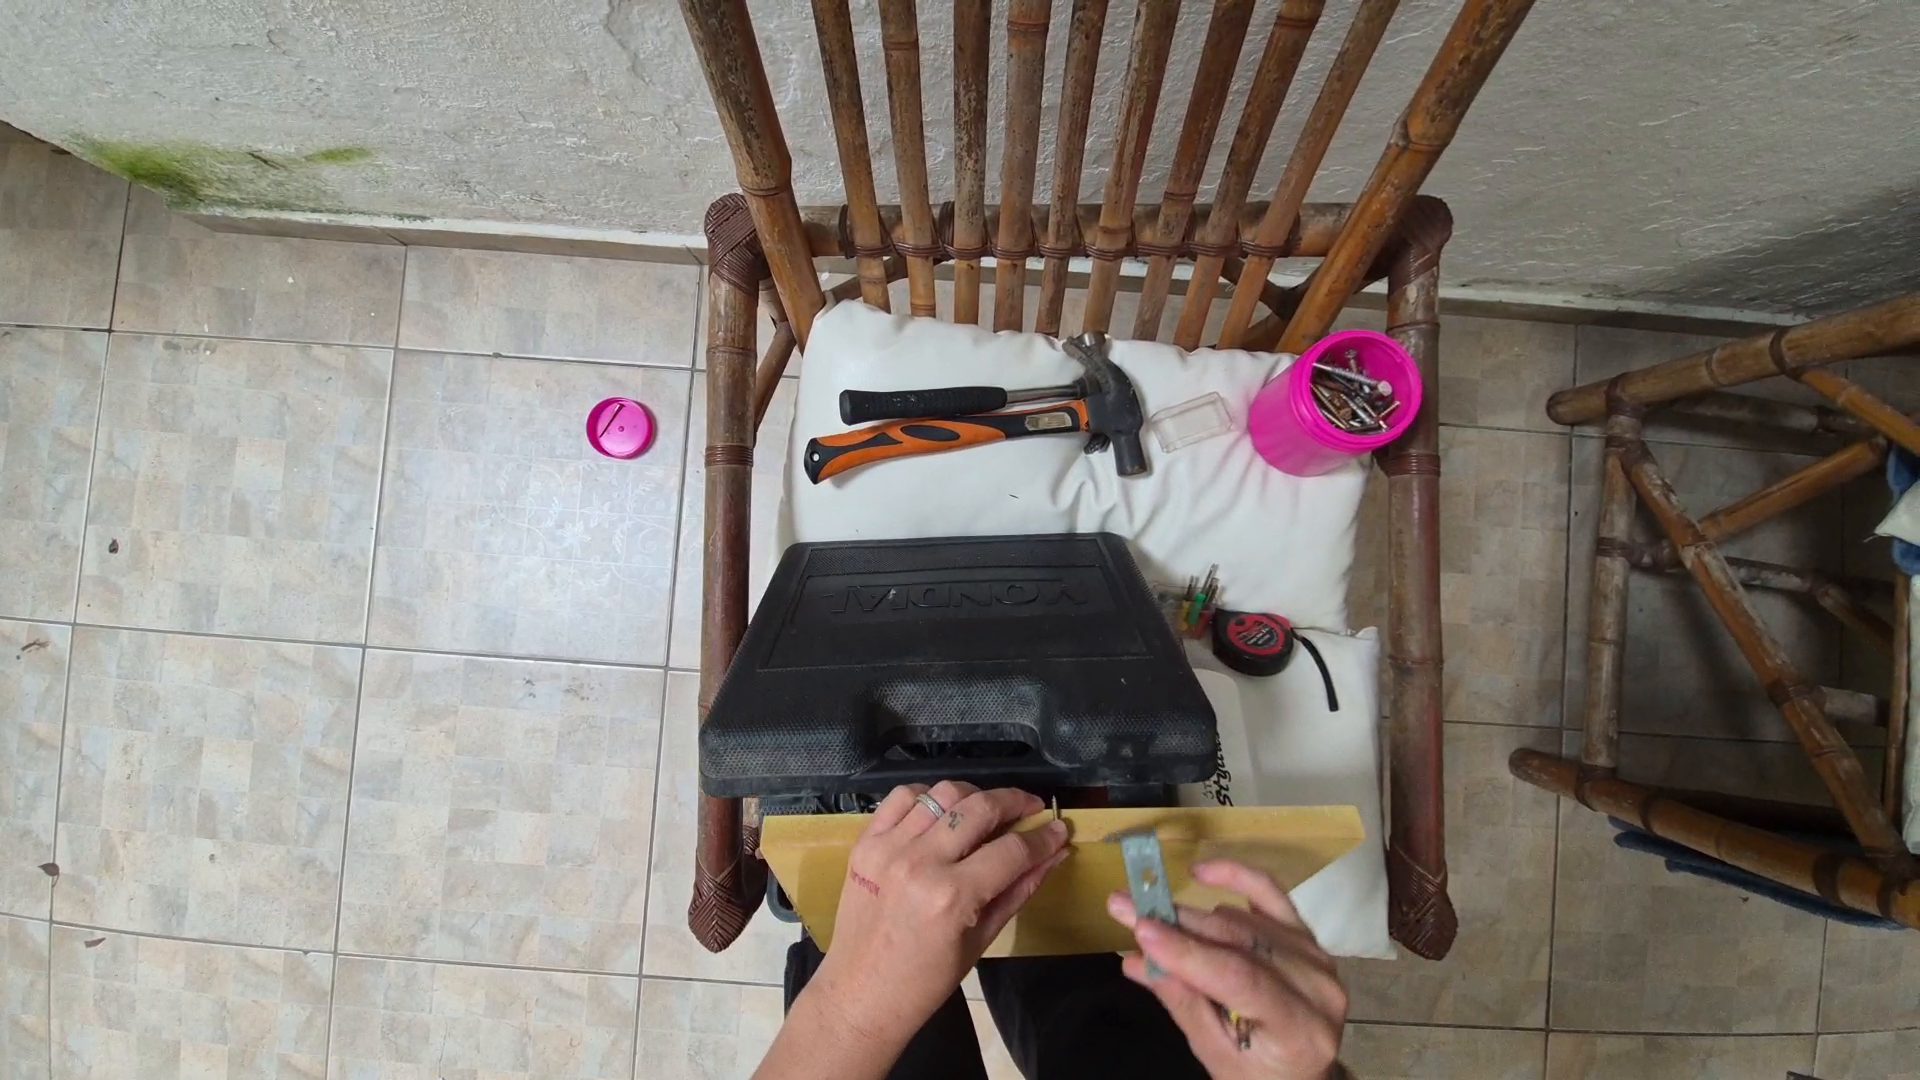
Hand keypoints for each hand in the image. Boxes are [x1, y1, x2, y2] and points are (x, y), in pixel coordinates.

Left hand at [805, 781, 1070, 1055]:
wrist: (860, 994)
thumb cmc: (926, 980)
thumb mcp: (982, 941)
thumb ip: (1019, 890)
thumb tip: (1054, 854)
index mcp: (952, 897)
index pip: (1011, 851)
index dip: (1043, 837)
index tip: (1059, 828)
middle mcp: (920, 863)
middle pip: (979, 808)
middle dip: (1015, 801)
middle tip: (1030, 806)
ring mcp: (889, 848)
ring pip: (943, 794)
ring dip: (974, 795)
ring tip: (987, 809)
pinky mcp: (867, 842)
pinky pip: (903, 796)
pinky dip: (928, 795)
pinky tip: (942, 811)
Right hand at [1107, 859, 1346, 1079]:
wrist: (1300, 1072)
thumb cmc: (1256, 1072)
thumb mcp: (1216, 1055)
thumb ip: (1182, 1002)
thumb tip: (1135, 959)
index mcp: (1300, 1030)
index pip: (1240, 979)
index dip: (1188, 951)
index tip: (1140, 928)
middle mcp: (1316, 987)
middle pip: (1236, 941)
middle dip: (1175, 923)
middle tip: (1123, 905)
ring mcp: (1314, 955)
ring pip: (1239, 919)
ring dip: (1192, 916)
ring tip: (1153, 917)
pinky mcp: (1305, 933)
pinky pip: (1267, 891)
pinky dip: (1233, 875)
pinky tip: (1199, 872)